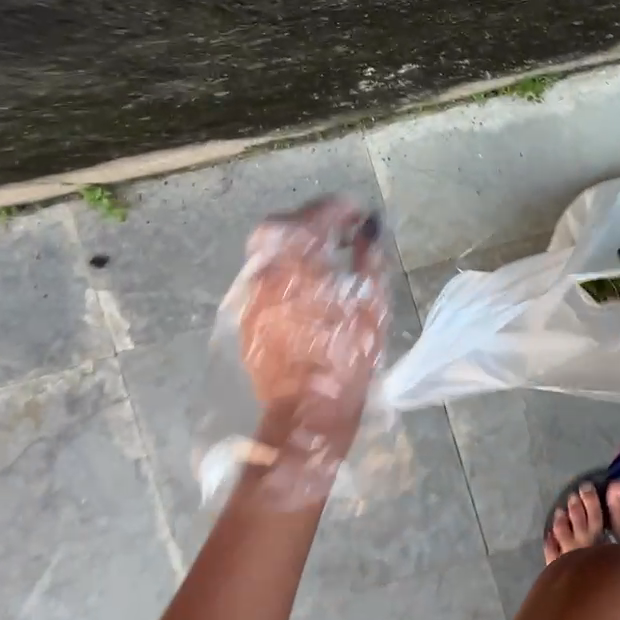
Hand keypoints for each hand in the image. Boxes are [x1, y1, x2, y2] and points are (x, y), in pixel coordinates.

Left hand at [235, 199, 387, 495]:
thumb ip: (370, 257)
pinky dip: (285, 270)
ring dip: (295, 245)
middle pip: (278, 227)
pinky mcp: (247, 316)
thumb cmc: (348, 355)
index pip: (316, 217)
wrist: (308, 411)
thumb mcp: (372, 302)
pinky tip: (309, 285)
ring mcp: (251, 295)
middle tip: (337, 230)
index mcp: (299, 263)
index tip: (358, 212)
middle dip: (309, 221)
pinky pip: (264, 278)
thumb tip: (369, 228)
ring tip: (325, 256)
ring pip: (267, 252)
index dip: (339, 209)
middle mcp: (266, 272)